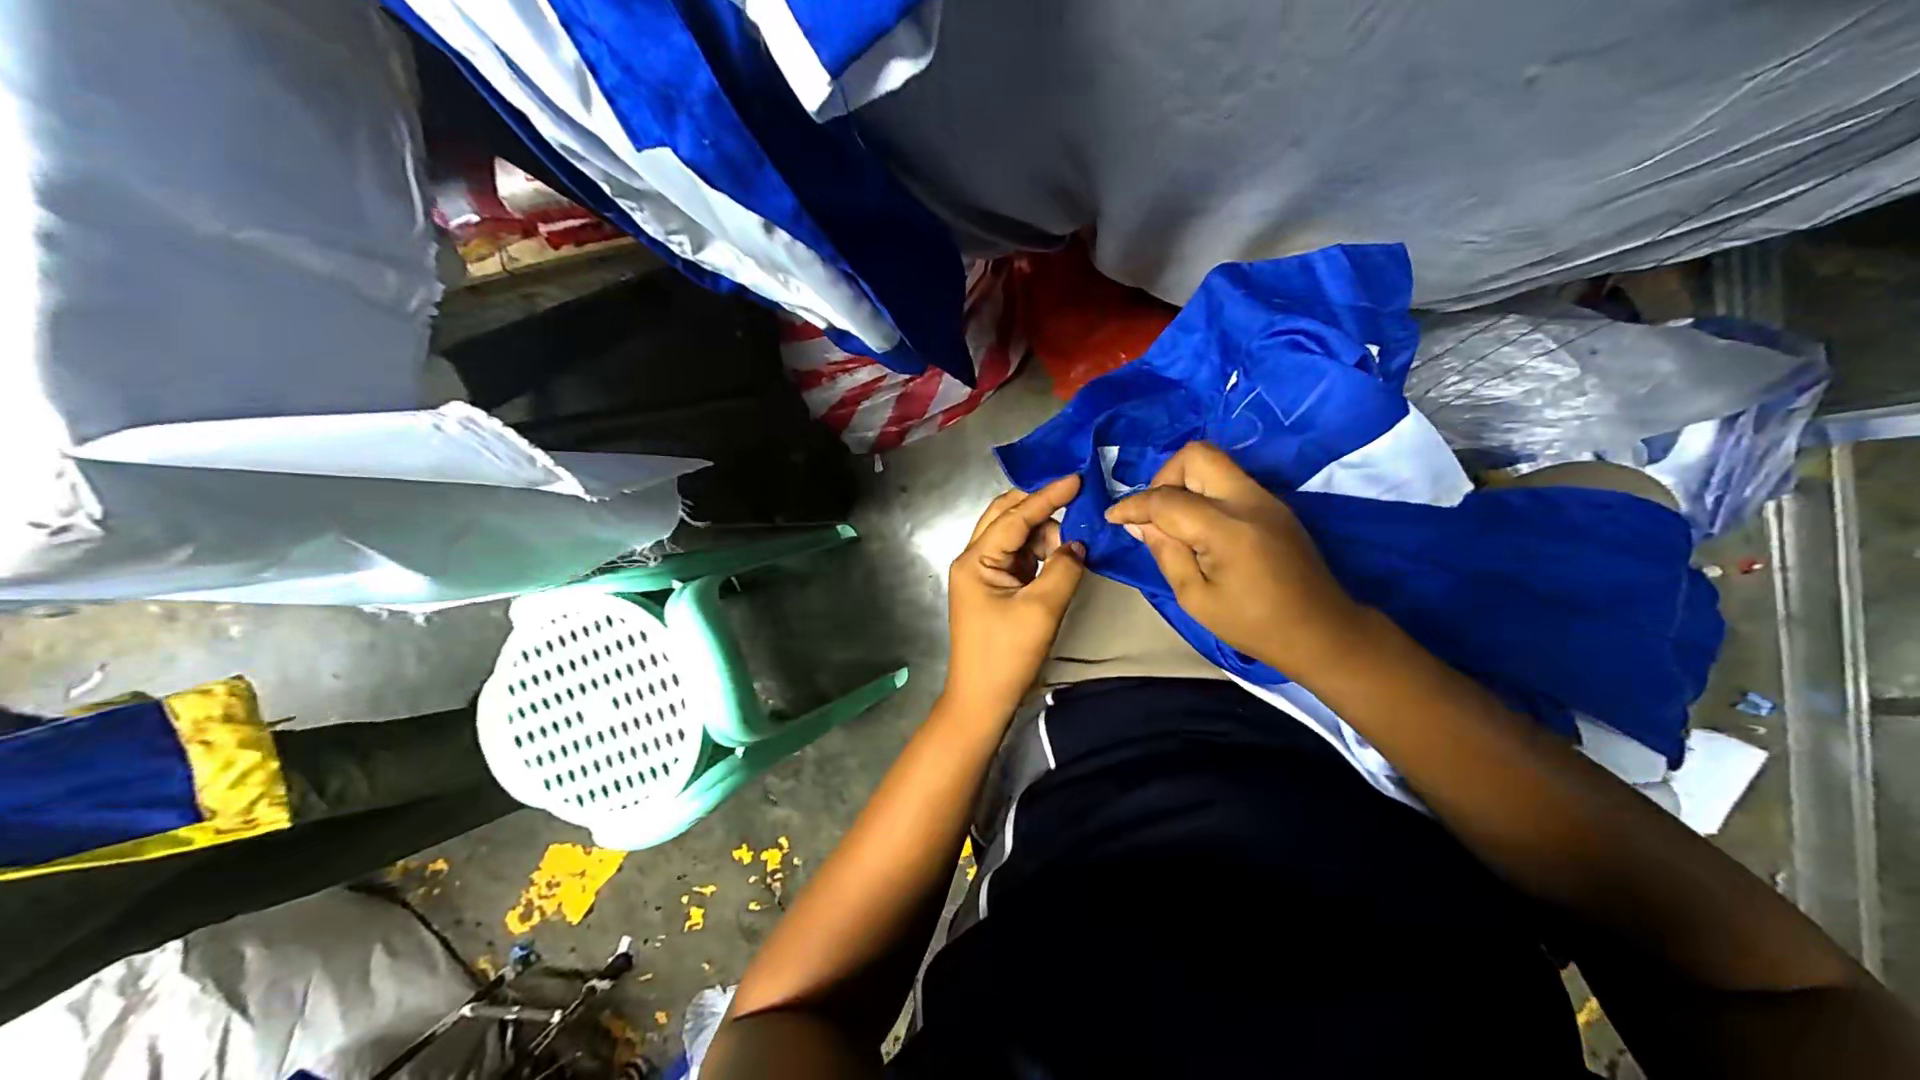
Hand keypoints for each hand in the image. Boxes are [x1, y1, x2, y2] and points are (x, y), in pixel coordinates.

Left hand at [944, 475, 1086, 712]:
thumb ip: (1063, 568)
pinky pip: (1018, 558)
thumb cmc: (1006, 654)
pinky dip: (1039, 553)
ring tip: (1069, 546)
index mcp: (975, 560)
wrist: (982, 699)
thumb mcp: (1041, 609)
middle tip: (1075, 505)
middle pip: (1005, 517)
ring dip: (1041, 533)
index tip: (1077, 479)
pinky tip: (1059, 556)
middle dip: (1039, 508)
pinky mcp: (994, 589)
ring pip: (1013, 537)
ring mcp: (982, 575)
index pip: (1014, 516)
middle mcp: (973, 560)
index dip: (1047, 496)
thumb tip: (1078, 543)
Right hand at [1104, 442, 1367, 676]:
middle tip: (1154, 514)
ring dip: (1185, 482)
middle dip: (1164, 477)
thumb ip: (1165, 552)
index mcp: (1228, 529)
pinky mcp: (1274, 504)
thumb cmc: (1254, 625)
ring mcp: (1266, 499)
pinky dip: (1204, 492)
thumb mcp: (1195, 599)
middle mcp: (1249, 501)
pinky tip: (1199, 527)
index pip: (1167, 499)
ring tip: (1174, 522)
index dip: (1133, 506)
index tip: (1112, 517)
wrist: (1322, 630)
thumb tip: (1139, 522)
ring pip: (1214, 463)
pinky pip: (1229, 480)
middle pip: (1196, 455)